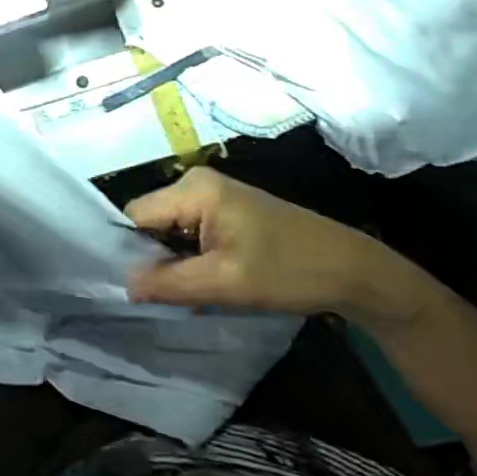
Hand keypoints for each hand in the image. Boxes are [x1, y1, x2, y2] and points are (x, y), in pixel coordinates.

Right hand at [124, 167, 431, 328]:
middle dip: (153, 256)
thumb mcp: (225, 283)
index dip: (129, 249)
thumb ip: (170, 283)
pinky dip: (189, 256)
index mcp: (194, 189)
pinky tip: (203, 280)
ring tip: (183, 290)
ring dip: (172, 260)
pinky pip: (188, 230)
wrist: (352, 270)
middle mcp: (197, 182)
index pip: (135, 215)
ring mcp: (213, 194)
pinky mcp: (226, 208)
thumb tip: (124, 284)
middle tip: (161, 294)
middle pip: (151, 220)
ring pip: (169, 228)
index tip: (131, 284)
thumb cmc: (289, 271)